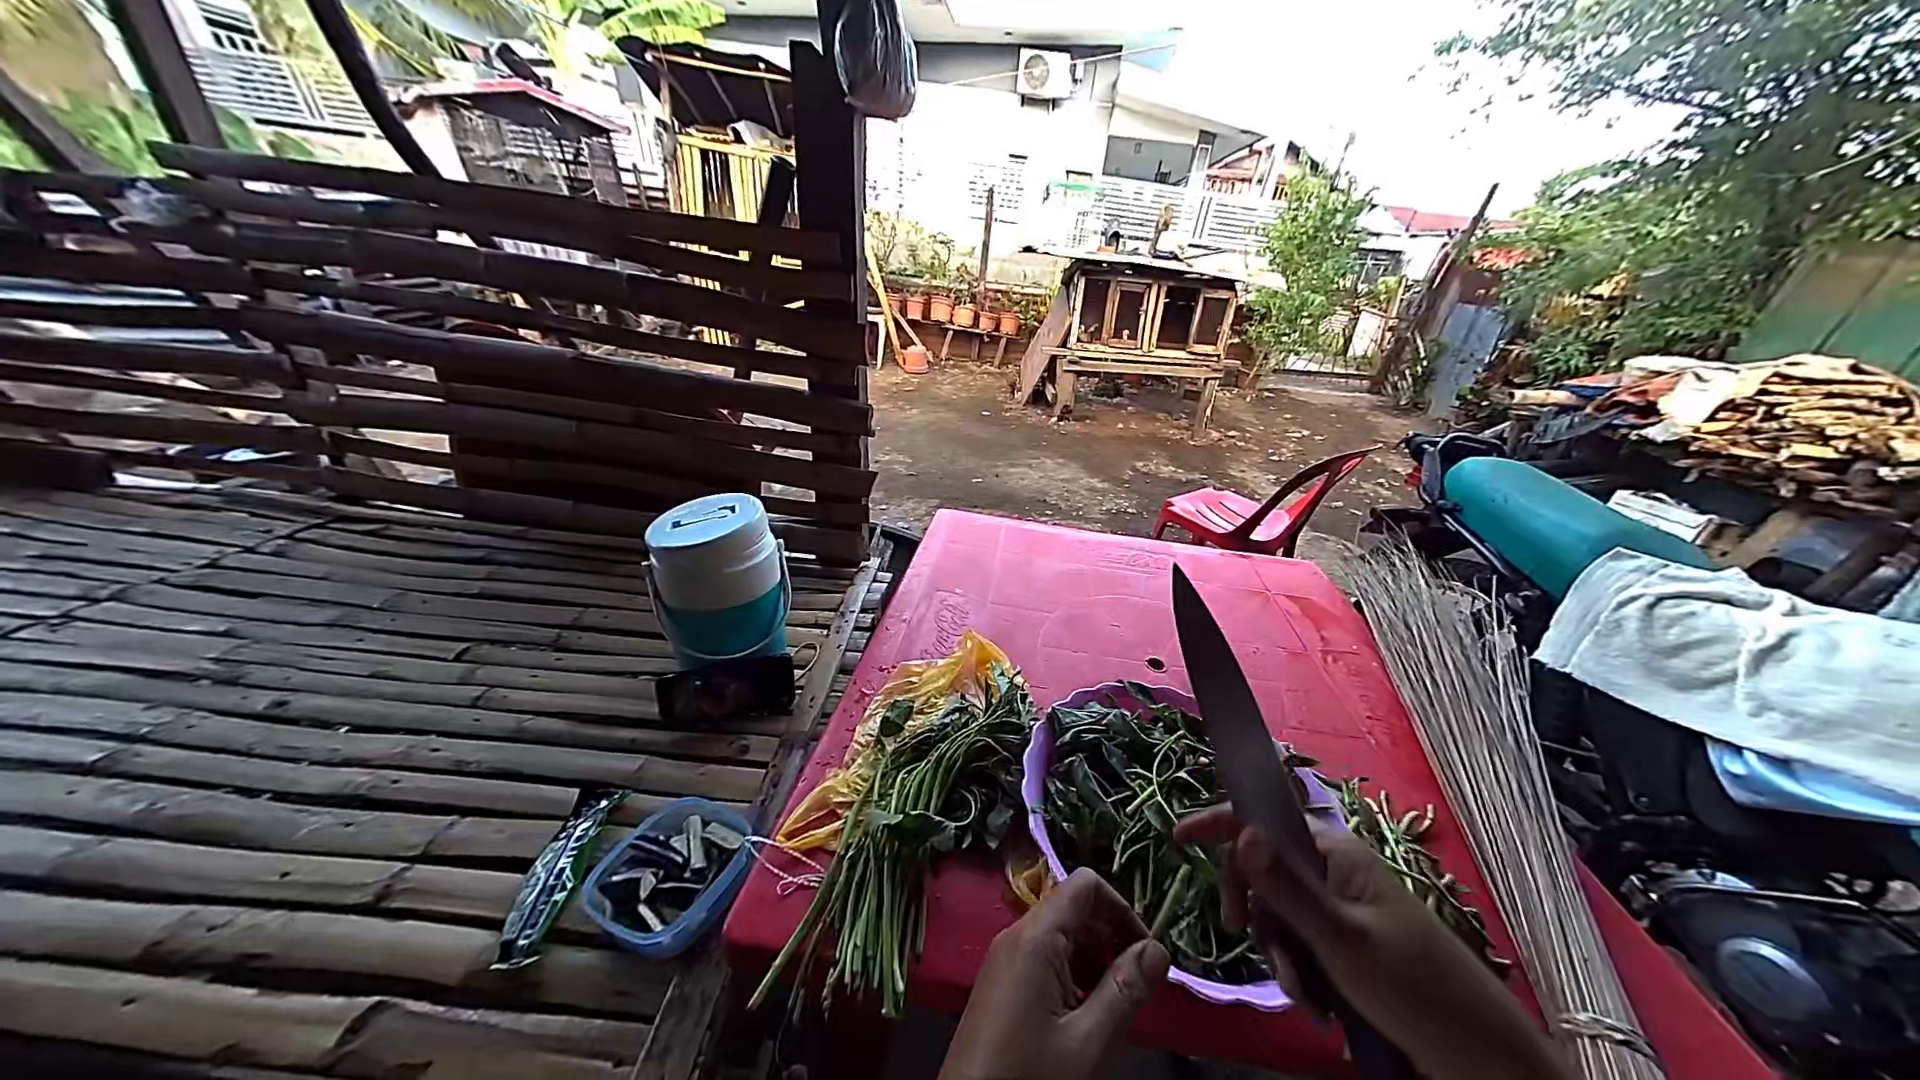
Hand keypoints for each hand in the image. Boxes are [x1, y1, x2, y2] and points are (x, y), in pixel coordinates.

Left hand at [938, 868, 1170, 1079]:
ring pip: (1063, 937)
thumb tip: (1159, 949)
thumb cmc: (1029, 1077)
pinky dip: (1076, 976)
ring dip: (1097, 961)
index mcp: (1035, 936)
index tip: (1147, 955)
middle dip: (1113, 939)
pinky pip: (1047, 960)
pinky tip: (1088, 1018)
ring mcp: (1007, 959)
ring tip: (1117, 1008)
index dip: (1123, 910)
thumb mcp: (1089, 1043)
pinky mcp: (1004, 983)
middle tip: (1138, 988)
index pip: (1086, 885)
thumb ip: (1126, 990)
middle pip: (1076, 909)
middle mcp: (1017, 935)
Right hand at [1175, 805, 1572, 1079]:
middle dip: (1249, 902)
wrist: (1484, 1058)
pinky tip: (1311, 999)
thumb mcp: (1341, 939)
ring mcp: (1339, 905)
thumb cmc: (1414, 988)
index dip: (1218, 822)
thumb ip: (1285, 886)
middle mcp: (1333, 870)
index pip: (1264, 818)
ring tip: (1297, 990)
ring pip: (1277, 909)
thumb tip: (1241, 830)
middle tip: (1234, 930)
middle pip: (1263, 867)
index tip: (1179, 838)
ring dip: (1275, 947)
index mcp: (1335, 851)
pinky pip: (1298, 939)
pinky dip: (1294, 965)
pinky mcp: (1345, 940)